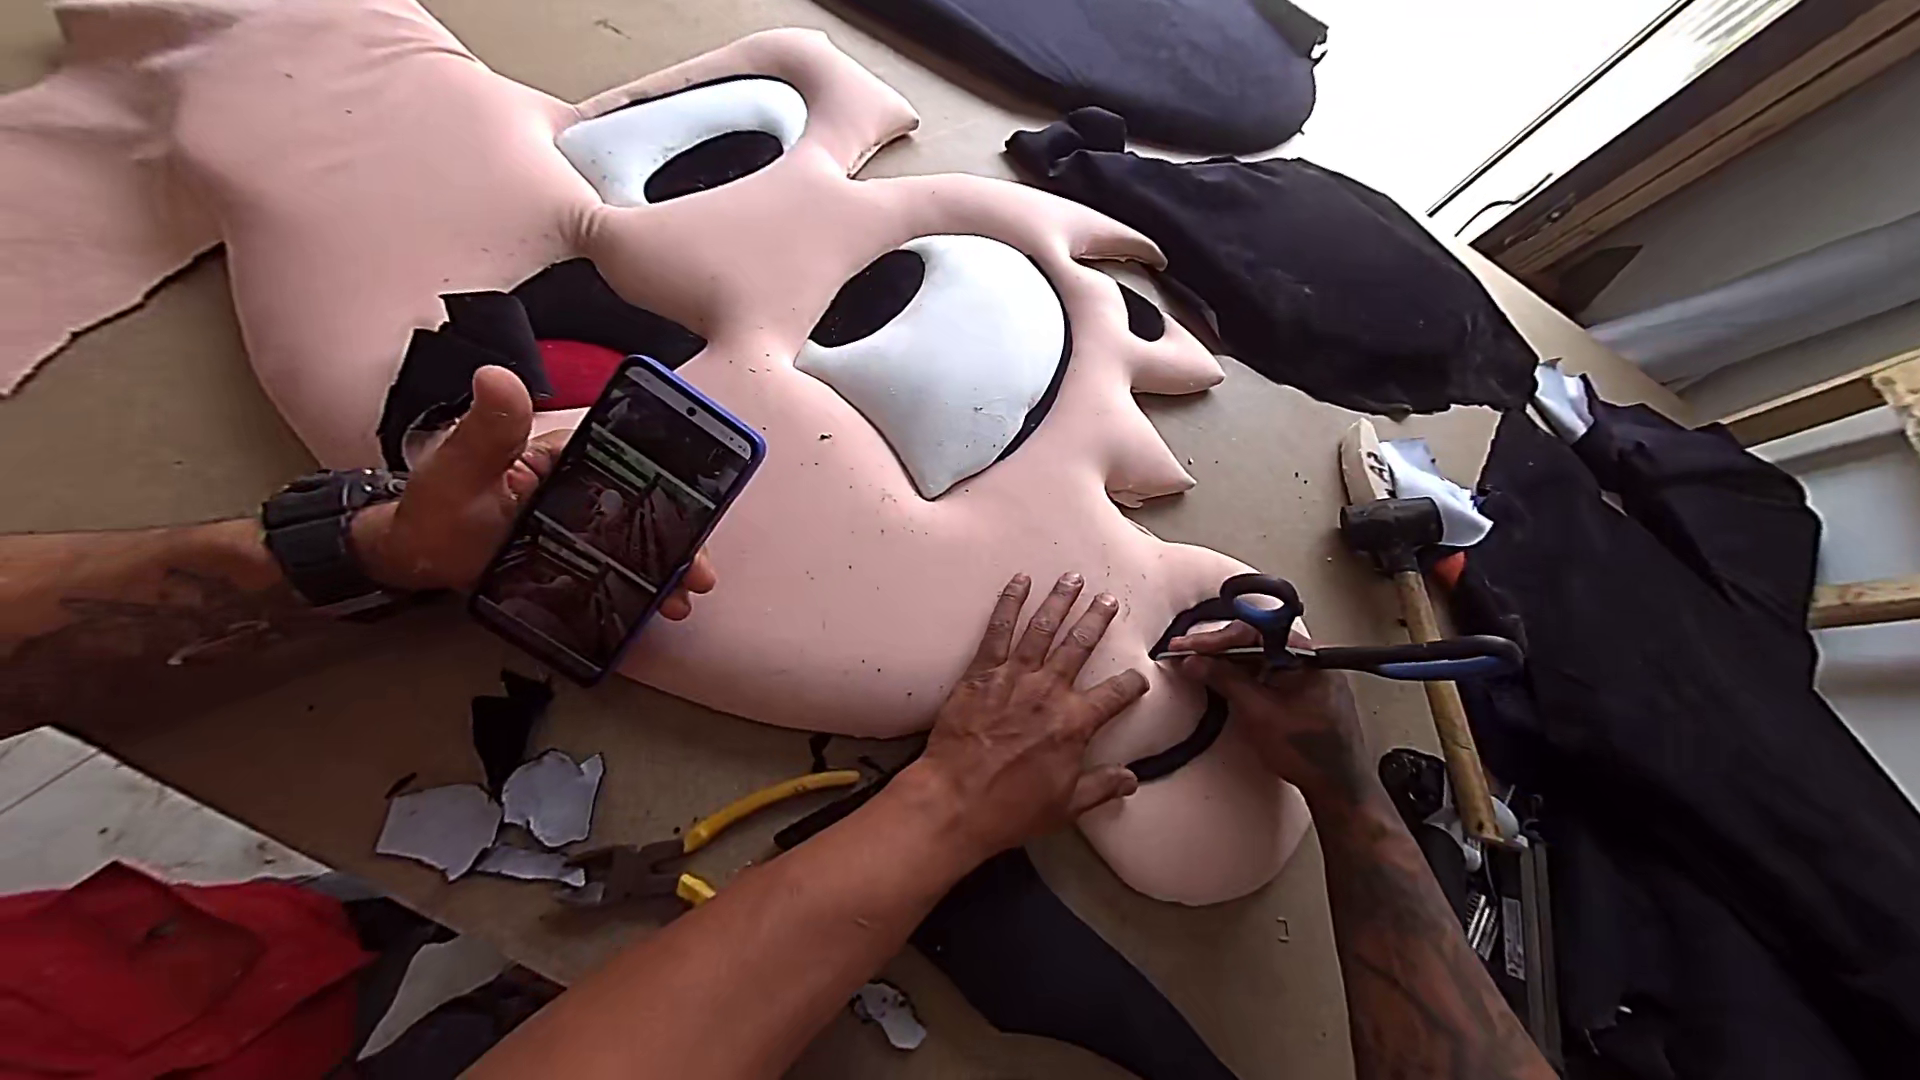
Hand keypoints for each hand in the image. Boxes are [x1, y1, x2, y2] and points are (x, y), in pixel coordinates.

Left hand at [350, 366, 717, 618]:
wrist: (420, 559)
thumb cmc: (437, 508)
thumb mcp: (460, 466)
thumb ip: (487, 431)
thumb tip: (499, 377)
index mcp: (575, 458)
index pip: (636, 462)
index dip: (671, 485)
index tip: (697, 510)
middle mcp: (594, 489)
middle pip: (654, 509)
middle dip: (684, 540)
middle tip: (697, 571)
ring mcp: (594, 526)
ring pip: (647, 543)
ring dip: (672, 569)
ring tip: (682, 596)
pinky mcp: (589, 558)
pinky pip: (627, 569)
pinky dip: (648, 587)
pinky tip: (661, 605)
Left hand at [903, 572, 1149, 861]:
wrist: (956, 800)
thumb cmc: (1010, 807)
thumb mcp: (1066, 805)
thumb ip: (1102, 787)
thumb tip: (1131, 779)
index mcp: (1074, 723)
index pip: (1115, 694)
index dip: (1131, 684)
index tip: (1139, 677)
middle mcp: (1049, 692)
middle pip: (1080, 646)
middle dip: (1097, 619)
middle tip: (1108, 599)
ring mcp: (1015, 677)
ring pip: (1043, 628)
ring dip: (1060, 601)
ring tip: (1072, 579)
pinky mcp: (982, 672)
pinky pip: (998, 630)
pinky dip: (1010, 603)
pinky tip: (1020, 581)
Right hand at [1170, 621, 1369, 804]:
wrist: (1339, 790)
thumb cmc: (1308, 752)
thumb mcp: (1258, 712)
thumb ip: (1224, 680)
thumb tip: (1193, 661)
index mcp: (1305, 656)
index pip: (1252, 633)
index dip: (1215, 639)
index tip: (1187, 646)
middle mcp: (1307, 660)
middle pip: (1253, 641)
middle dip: (1217, 649)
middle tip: (1185, 654)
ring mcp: (1305, 676)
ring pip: (1257, 657)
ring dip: (1226, 662)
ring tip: (1195, 666)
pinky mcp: (1299, 691)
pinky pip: (1264, 673)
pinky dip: (1240, 675)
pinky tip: (1220, 680)